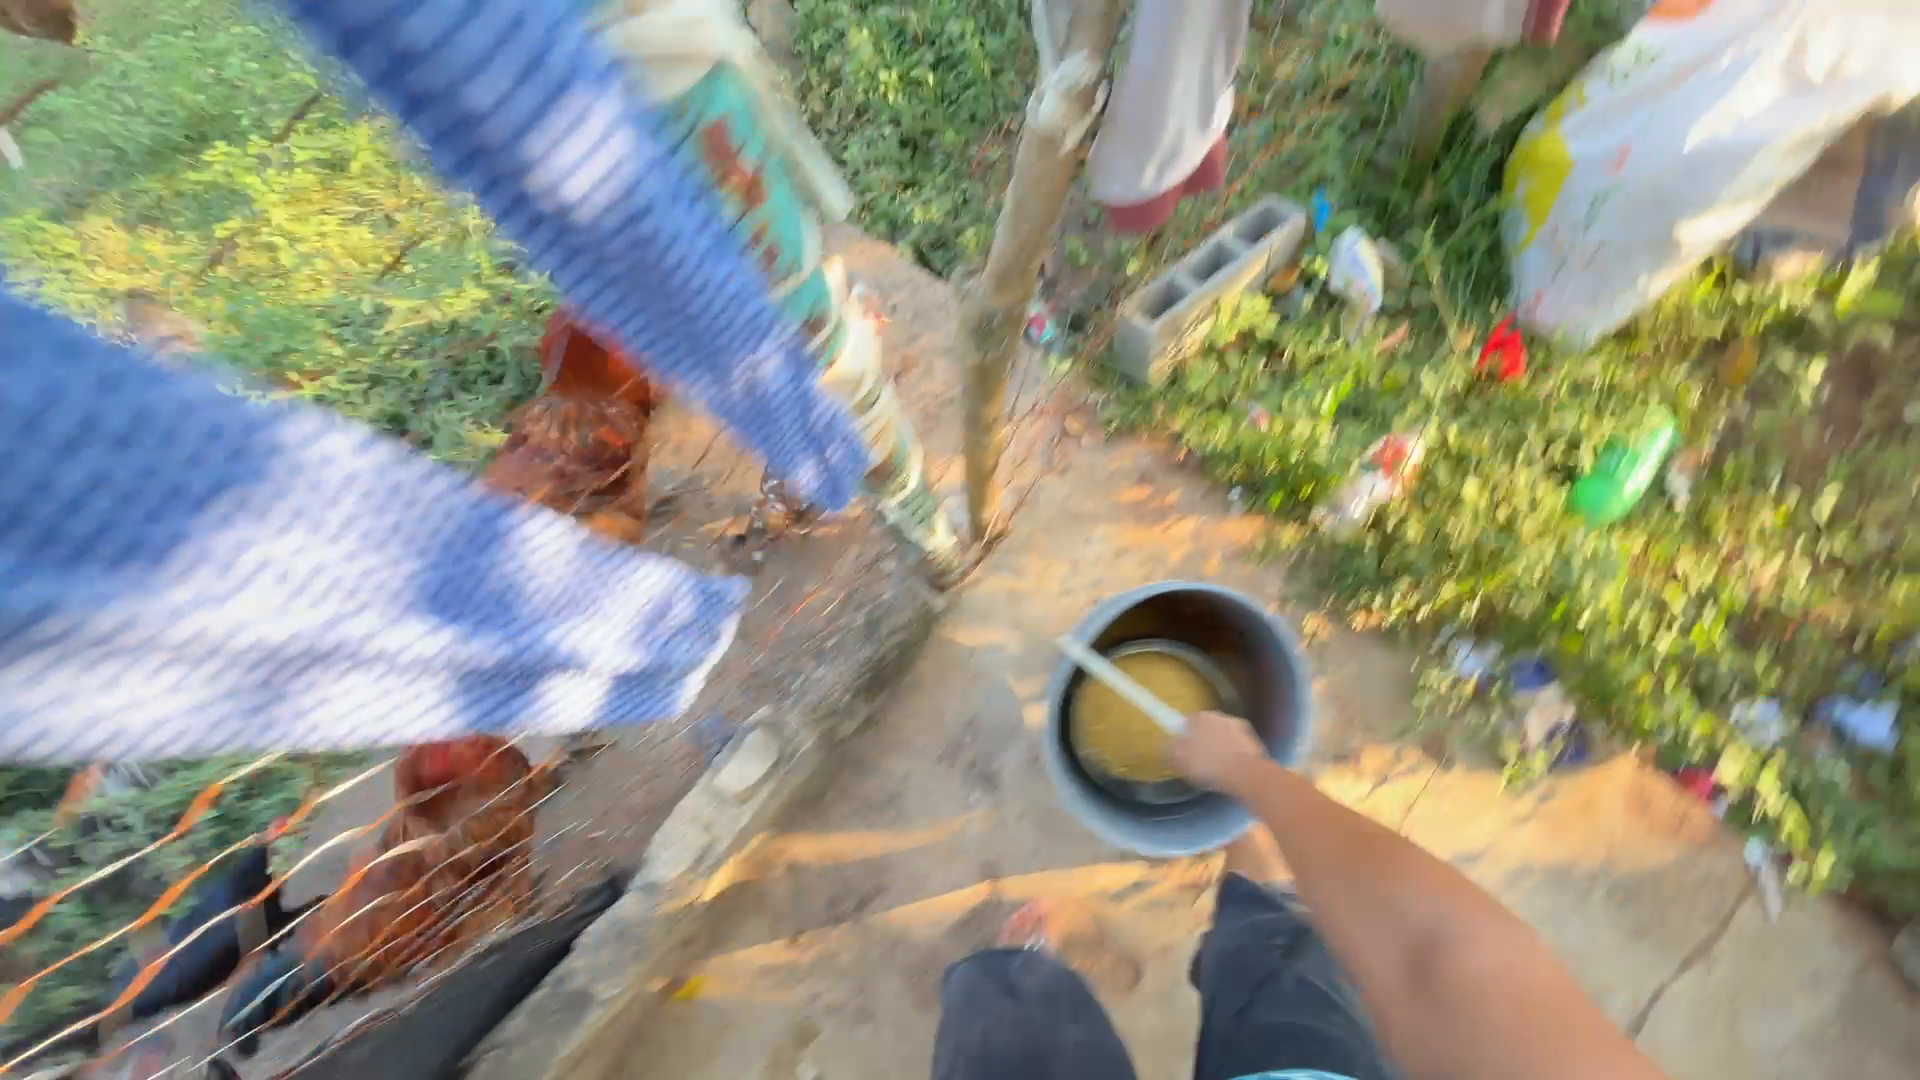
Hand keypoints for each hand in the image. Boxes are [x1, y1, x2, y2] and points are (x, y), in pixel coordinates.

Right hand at [1168, 710, 1269, 794]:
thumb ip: (1170, 749)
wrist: (1247, 776)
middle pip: (1206, 727)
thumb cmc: (1208, 764)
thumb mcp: (1178, 760)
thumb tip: (1168, 744)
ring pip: (1224, 737)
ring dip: (1220, 747)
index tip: (1182, 748)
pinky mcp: (1255, 743)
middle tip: (1197, 760)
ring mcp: (1240, 729)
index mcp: (1200, 716)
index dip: (1183, 735)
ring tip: (1216, 769)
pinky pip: (1238, 748)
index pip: (1186, 721)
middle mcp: (1221, 716)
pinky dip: (1234, 756)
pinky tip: (1230, 772)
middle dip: (1202, 740)